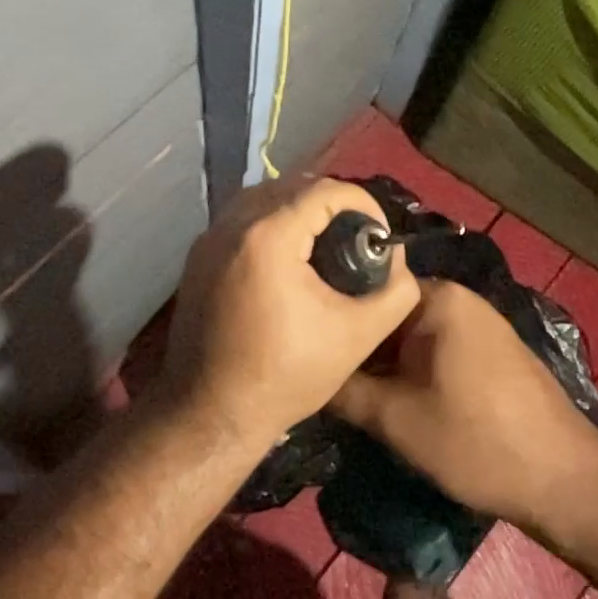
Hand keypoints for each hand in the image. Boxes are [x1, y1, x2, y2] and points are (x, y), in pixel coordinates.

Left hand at [160, 176, 419, 446]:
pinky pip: (240, 220)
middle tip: (357, 236)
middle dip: (330, 203)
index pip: (324, 190)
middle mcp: (232, 225)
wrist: (210, 412)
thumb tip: (400, 263)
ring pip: (261, 198)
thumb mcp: (356, 336)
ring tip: (326, 243)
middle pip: (291, 187)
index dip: (362, 202)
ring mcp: (208, 239)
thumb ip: (394, 292)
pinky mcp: (197, 257)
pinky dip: (268, 223)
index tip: (379, 233)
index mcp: (267, 236)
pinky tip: (289, 259)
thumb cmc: (286, 376)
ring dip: (297, 210)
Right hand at [330, 279, 597, 524]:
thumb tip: (305, 373)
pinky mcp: (491, 352)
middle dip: (357, 340)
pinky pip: (434, 346)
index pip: (365, 286)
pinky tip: (392, 394)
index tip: (307, 338)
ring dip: (383, 357)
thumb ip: (342, 390)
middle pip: (387, 309)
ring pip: (410, 332)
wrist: (566, 483)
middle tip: (321, 367)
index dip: (332, 313)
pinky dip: (410, 366)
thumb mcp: (394, 418)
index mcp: (437, 296)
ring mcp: (479, 324)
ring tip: (348, 383)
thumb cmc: (476, 441)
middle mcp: (459, 298)